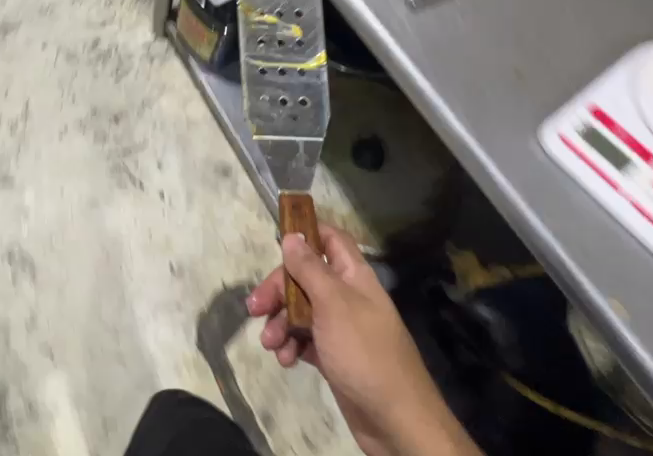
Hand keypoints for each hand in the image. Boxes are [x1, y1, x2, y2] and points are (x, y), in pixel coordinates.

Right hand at [247, 224, 480, 455]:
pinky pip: (304, 339)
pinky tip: (285, 360)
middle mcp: (347, 297)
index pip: (330, 239)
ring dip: (280, 323)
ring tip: (270, 344)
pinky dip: (291, 345)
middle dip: (278, 290)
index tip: (278, 238)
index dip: (306, 233)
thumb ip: (309, 269)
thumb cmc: (364, 352)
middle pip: (305, 277)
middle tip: (256, 307)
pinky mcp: (334, 356)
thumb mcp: (333, 304)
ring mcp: (341, 328)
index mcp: (353, 276)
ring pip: (300, 310)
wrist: (396, 421)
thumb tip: (292, 235)